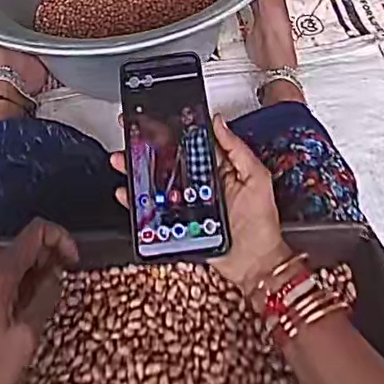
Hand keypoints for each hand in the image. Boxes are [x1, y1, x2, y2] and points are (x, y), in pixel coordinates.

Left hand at [0, 219, 76, 383]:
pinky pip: (7, 283)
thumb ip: (45, 296)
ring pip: (17, 265)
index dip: (60, 238)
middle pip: (25, 246)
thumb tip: (57, 273)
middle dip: (51, 254)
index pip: (34, 233)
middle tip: (70, 276)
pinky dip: (26, 286)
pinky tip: (37, 306)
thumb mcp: (28, 335)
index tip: (75, 260)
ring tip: (57, 294)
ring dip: (40, 272)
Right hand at [110, 115, 288, 294]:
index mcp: (216, 166)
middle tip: (131, 136)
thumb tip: (219, 122)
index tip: (154, 118)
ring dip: (138, 169)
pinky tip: (128, 192)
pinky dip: (138, 200)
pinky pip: (154, 207)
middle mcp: (199, 181)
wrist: (255, 264)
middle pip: (168, 159)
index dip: (172, 129)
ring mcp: (186, 200)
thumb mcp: (256, 178)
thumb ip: (237, 149)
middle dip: (147, 147)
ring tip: (123, 161)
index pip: (191, 142)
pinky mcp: (178, 219)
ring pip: (157, 180)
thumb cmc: (261, 222)